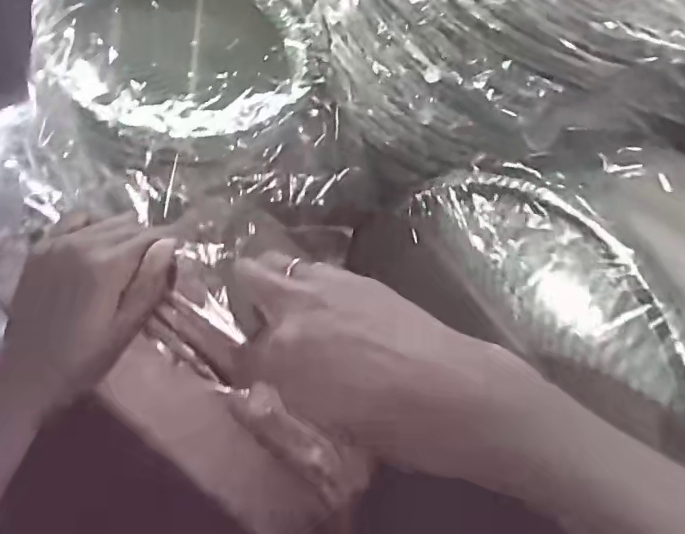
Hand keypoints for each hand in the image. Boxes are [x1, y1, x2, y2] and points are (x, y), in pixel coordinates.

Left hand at [0, 213, 177, 419]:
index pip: (151, 236)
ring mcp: (59, 242)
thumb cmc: (81, 361)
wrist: (24, 378)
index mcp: (107, 264)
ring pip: (107, 221)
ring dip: (122, 235)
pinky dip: (92, 226)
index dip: (167, 246)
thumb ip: (149, 283)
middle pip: (130, 226)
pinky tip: (94, 246)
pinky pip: (76, 219)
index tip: (172, 263)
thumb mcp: (125, 329)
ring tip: (123, 261)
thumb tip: (169, 242)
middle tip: (149, 269)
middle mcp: (84, 242)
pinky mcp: (41, 247)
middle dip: (146, 242)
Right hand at [232, 252, 551, 484]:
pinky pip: (316, 268)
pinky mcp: (356, 274)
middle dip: (244, 292)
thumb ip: (290, 386)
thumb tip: (278, 374)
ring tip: (288, 302)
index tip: (248, 366)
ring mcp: (327, 282)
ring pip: (281, 261)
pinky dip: (311, 280)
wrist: (445, 386)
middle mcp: (295, 306)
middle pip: (247, 274)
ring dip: (277, 278)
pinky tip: (326, 300)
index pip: (239, 351)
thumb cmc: (386, 424)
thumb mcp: (322, 416)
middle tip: (256, 316)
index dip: (243, 360)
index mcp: (280, 351)